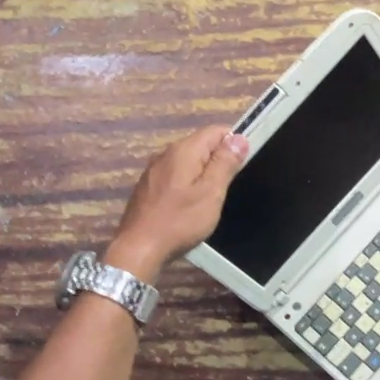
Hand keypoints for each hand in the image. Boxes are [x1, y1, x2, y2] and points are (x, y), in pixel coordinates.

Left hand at [104, 125, 248, 281]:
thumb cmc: (179, 221)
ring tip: (210, 199)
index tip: (241, 167)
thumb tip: (239, 138)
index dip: (233, 143)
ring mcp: (153, 170)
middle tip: (227, 188)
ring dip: (202, 174)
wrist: (138, 248)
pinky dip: (186, 185)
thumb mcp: (210, 193)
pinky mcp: (147, 187)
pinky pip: (174, 176)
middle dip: (217, 160)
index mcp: (183, 150)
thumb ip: (225, 164)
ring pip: (186, 162)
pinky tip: (188, 206)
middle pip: (200, 145)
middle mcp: (165, 154)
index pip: (215, 131)